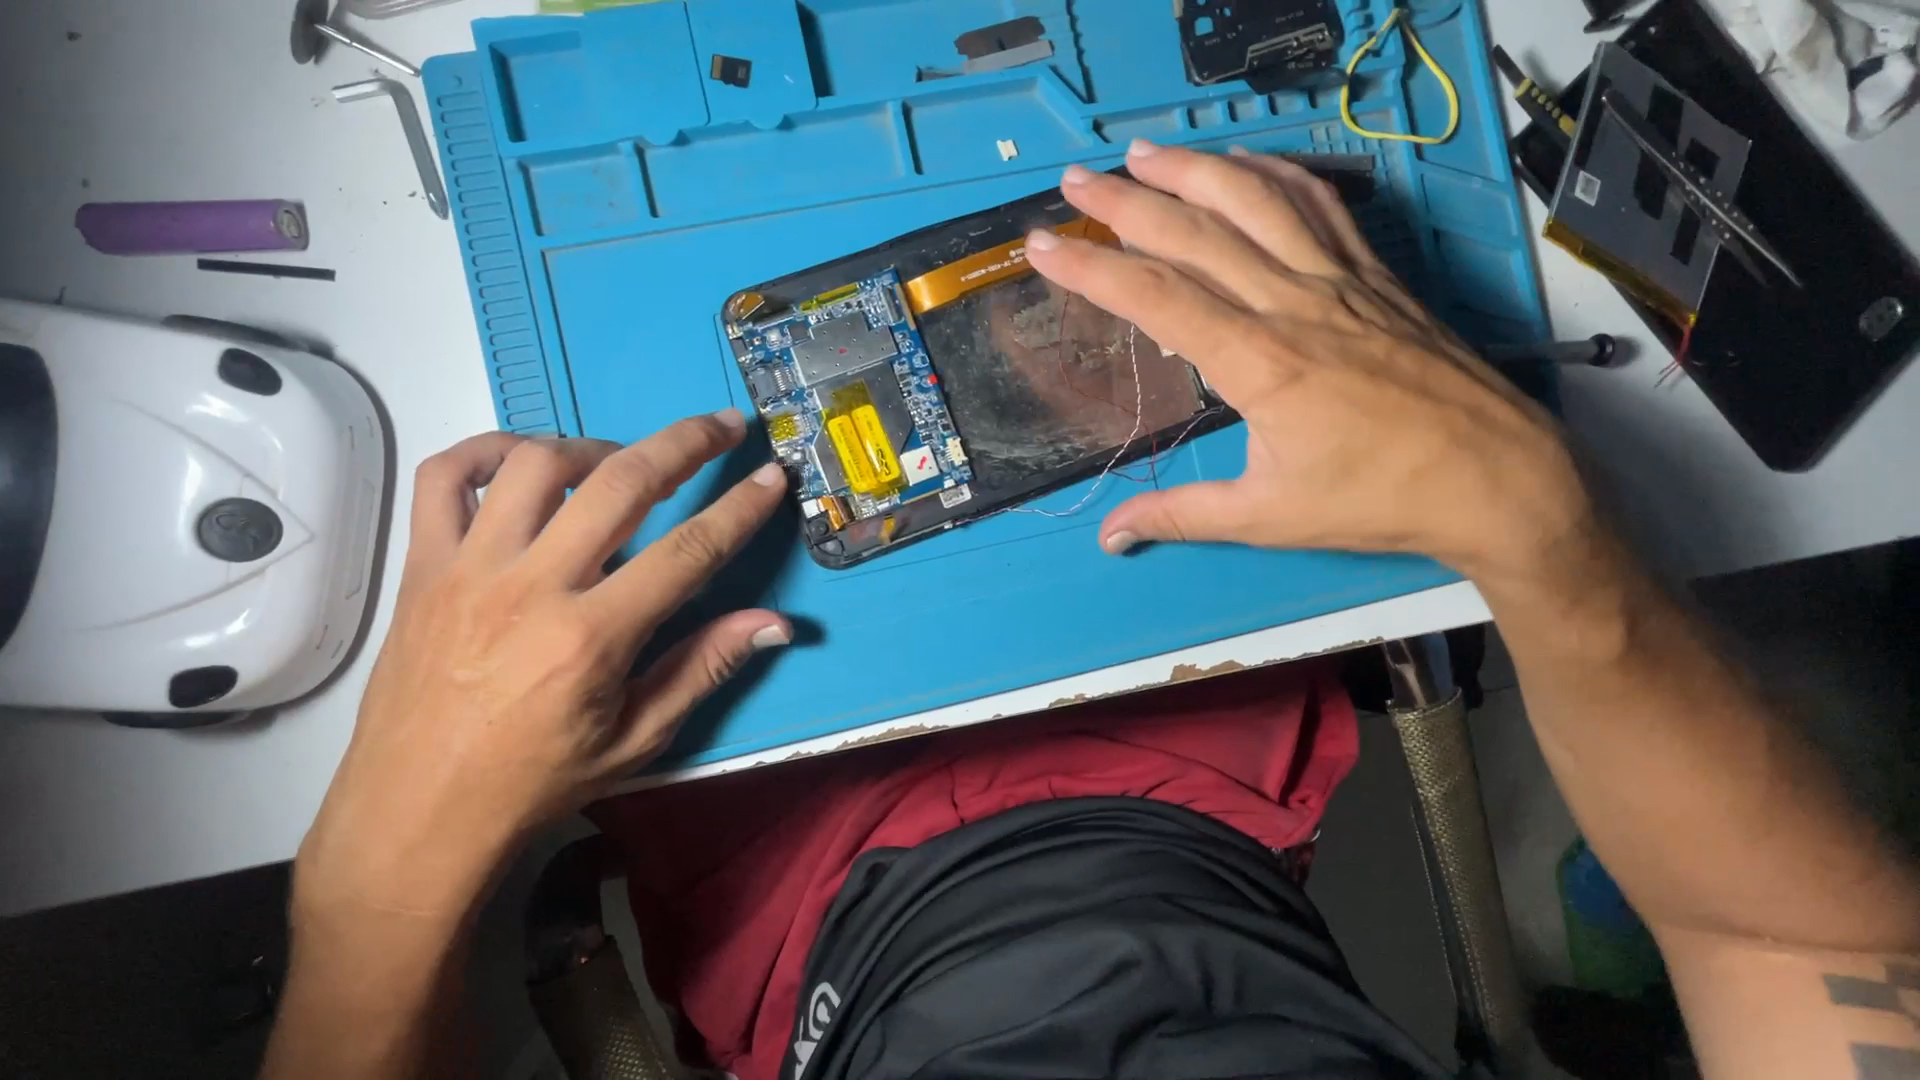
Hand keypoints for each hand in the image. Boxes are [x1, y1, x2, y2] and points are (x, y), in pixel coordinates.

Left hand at [295, 411, 789, 921]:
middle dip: (685, 443)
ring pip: (538, 464)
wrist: (414, 817)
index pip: (688, 551)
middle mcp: (532, 587)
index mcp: (593, 637)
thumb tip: (775, 623)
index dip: (739, 508)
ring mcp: (468, 569)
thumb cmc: (537, 782)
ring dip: (596, 446)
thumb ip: (705, 667)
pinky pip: (445, 477)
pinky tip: (529, 463)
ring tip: (625, 462)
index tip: (771, 475)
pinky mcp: (422, 567)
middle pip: (622, 483)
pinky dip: (490, 451)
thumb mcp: (638, 738)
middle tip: (723, 425)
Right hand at [1024, 141, 1597, 592]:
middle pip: (1197, 231)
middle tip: (1075, 180)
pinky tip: (1243, 166)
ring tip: (1144, 154)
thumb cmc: (1377, 501)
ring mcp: (1341, 280)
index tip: (1044, 245)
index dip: (1092, 267)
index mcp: (1260, 361)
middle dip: (1126, 202)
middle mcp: (1294, 303)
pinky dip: (1273, 175)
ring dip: (1194, 170)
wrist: (1497, 479)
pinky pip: (1319, 206)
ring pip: (1258, 200)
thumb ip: (1179, 516)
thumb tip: (1110, 537)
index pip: (1157, 296)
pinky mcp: (1376, 276)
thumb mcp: (1266, 518)